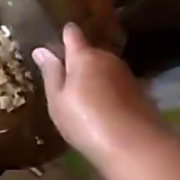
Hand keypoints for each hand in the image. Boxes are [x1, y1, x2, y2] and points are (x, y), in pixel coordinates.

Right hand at [34, 23, 165, 161]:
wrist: (133, 144)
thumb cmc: (85, 121)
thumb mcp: (58, 100)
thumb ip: (51, 73)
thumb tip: (41, 50)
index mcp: (84, 56)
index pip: (72, 34)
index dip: (63, 36)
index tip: (54, 45)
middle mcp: (107, 58)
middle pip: (89, 52)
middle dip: (77, 61)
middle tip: (62, 82)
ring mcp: (125, 73)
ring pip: (103, 68)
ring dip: (92, 77)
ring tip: (81, 99)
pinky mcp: (138, 90)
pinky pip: (115, 83)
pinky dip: (106, 90)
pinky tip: (101, 110)